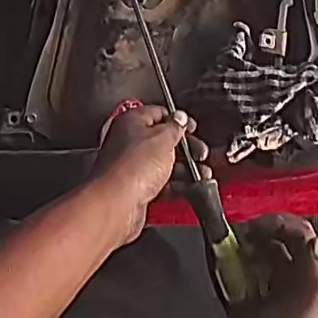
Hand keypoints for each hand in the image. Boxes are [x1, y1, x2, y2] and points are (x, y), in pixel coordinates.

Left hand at [87, 104, 201, 245]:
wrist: (117, 204)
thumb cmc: (133, 168)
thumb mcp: (163, 139)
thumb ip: (175, 126)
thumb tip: (179, 118)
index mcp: (131, 121)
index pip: (159, 113)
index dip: (178, 120)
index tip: (191, 128)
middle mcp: (127, 141)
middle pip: (162, 140)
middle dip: (184, 148)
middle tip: (199, 153)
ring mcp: (130, 166)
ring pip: (162, 163)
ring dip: (183, 168)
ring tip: (201, 172)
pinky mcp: (134, 188)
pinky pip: (158, 182)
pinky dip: (174, 184)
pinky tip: (188, 186)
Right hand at [233, 215, 317, 317]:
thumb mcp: (308, 307)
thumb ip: (316, 271)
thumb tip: (317, 242)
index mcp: (317, 283)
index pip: (303, 236)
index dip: (280, 225)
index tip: (255, 226)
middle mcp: (303, 287)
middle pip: (283, 244)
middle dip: (261, 236)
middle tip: (241, 238)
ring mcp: (282, 297)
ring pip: (266, 259)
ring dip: (249, 252)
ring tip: (235, 254)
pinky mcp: (263, 309)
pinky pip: (252, 279)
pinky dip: (241, 272)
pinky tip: (232, 275)